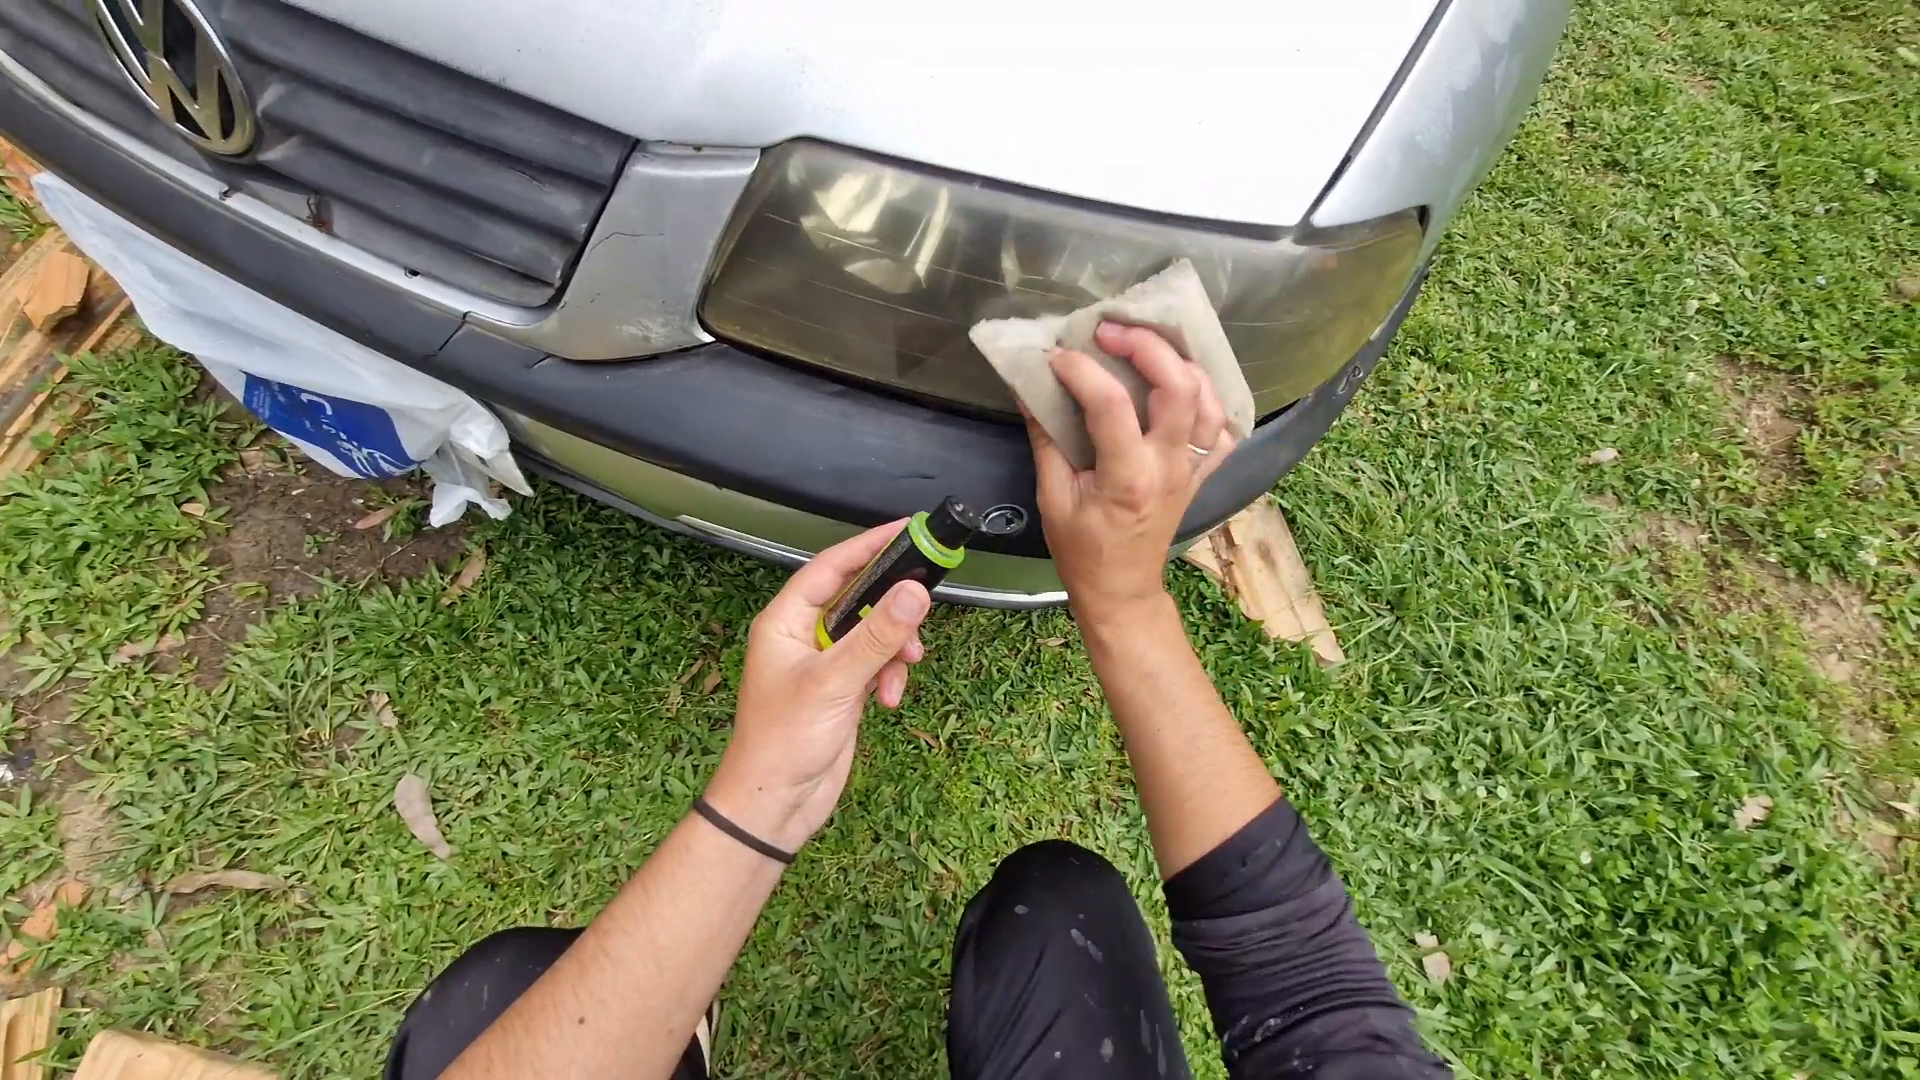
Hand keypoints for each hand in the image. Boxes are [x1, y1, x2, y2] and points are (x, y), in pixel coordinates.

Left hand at [704, 523, 931, 853]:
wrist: (776, 805)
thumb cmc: (785, 739)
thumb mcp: (834, 682)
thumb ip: (877, 636)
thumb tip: (915, 591)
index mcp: (786, 620)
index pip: (831, 567)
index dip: (867, 546)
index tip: (906, 530)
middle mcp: (805, 634)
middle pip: (858, 598)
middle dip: (891, 607)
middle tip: (924, 602)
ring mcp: (826, 662)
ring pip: (874, 632)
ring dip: (895, 647)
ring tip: (905, 667)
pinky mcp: (844, 688)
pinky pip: (877, 663)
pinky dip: (890, 675)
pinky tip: (889, 699)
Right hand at [1024, 322, 1236, 624]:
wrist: (1122, 589)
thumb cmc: (1082, 550)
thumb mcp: (1053, 498)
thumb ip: (1046, 440)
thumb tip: (1030, 388)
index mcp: (1128, 477)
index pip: (1111, 405)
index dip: (1081, 370)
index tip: (1056, 356)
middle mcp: (1170, 467)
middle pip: (1180, 387)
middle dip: (1147, 345)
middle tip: (1111, 330)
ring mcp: (1193, 468)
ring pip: (1210, 399)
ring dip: (1182, 362)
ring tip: (1147, 345)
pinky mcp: (1202, 473)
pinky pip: (1222, 428)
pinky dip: (1210, 398)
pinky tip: (1185, 382)